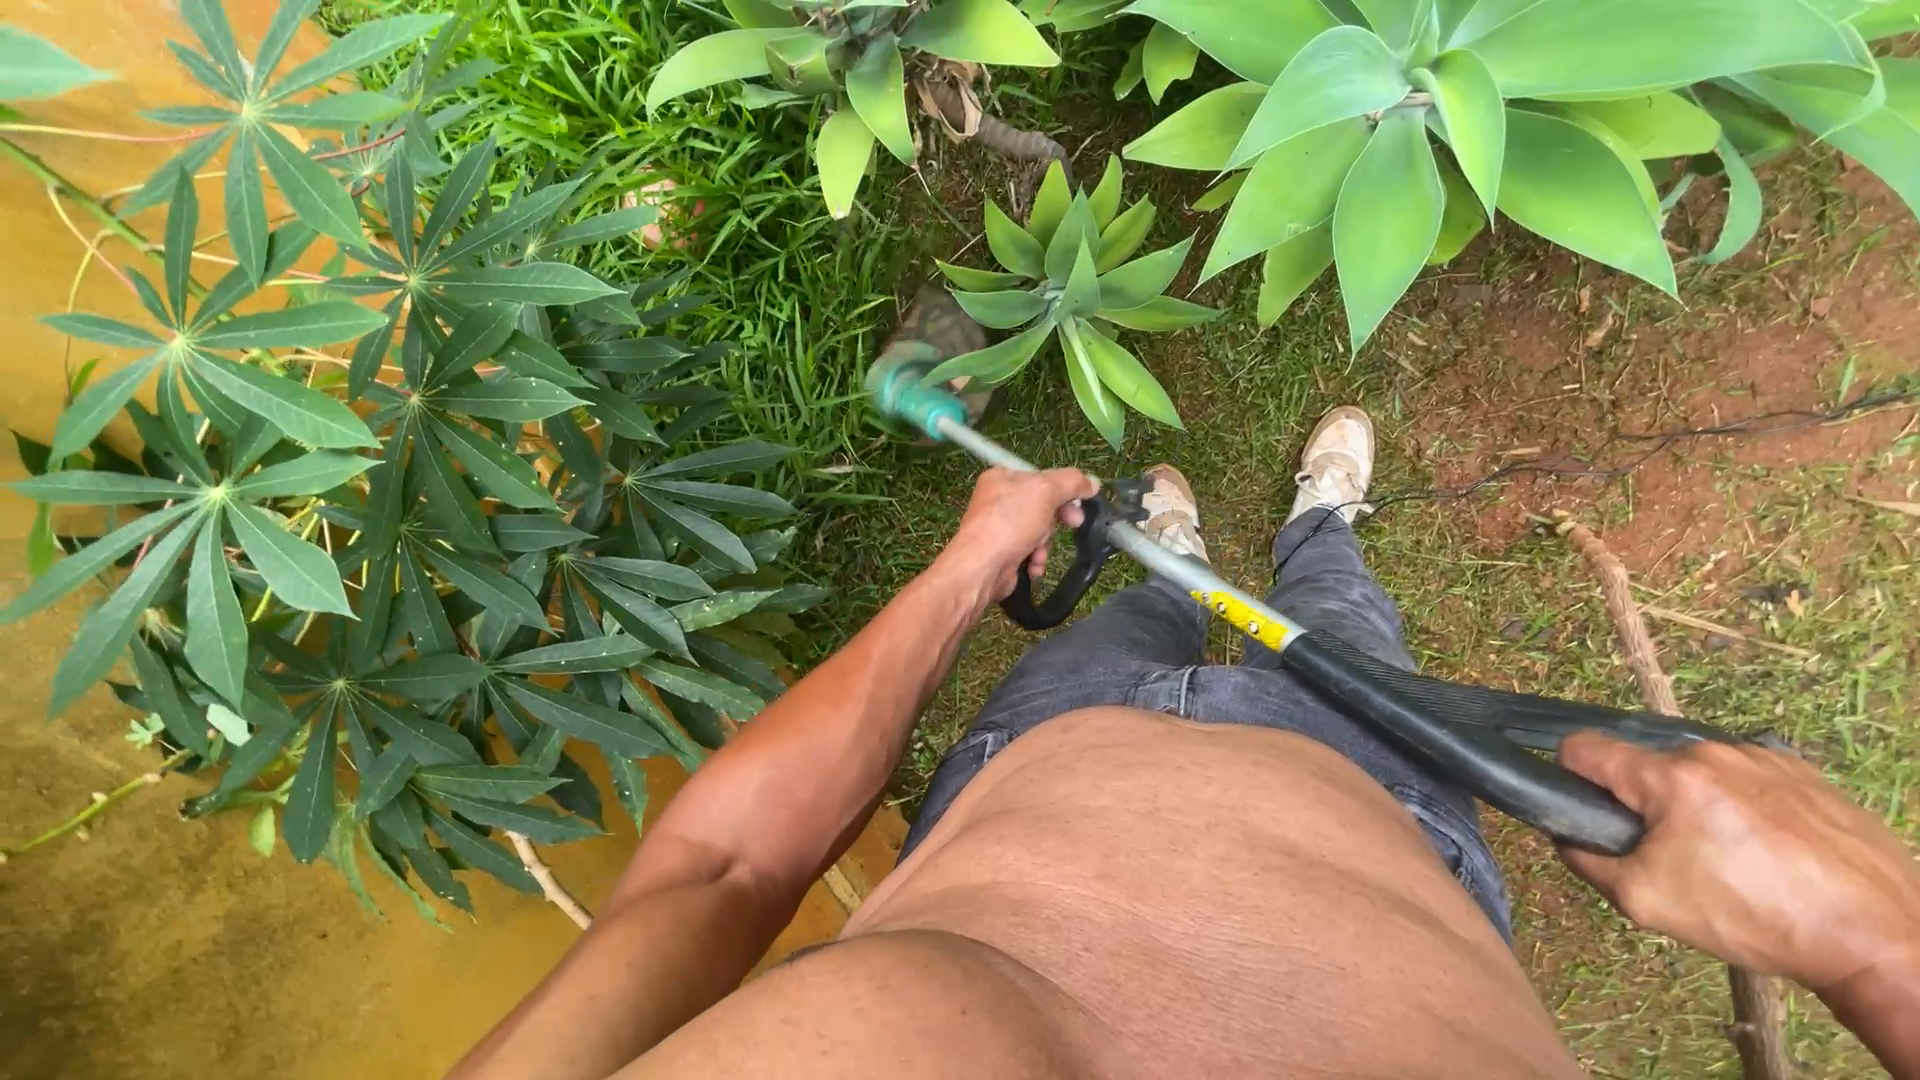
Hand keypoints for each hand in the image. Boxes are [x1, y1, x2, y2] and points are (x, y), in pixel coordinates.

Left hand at [938, 467, 1098, 603]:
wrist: (983, 567)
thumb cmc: (1010, 522)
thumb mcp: (1046, 491)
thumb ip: (1072, 482)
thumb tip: (1091, 482)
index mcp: (1002, 477)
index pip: (1041, 476)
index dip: (1063, 488)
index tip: (1079, 501)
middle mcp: (997, 500)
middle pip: (1041, 505)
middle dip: (1056, 519)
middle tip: (1073, 523)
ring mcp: (997, 527)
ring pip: (1037, 531)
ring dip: (1045, 543)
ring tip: (1038, 550)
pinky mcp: (1000, 552)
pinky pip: (1027, 551)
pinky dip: (1034, 558)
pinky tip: (1032, 564)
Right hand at [1557, 732, 1919, 991]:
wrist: (1887, 943)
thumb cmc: (1755, 919)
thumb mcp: (1643, 901)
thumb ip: (1584, 860)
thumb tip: (1568, 836)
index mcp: (1668, 775)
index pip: (1581, 747)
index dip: (1571, 778)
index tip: (1595, 816)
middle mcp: (1712, 752)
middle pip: (1642, 762)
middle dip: (1641, 800)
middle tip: (1669, 851)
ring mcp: (1766, 758)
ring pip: (1695, 769)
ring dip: (1692, 800)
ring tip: (1726, 852)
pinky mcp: (1808, 773)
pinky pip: (1745, 777)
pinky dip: (1740, 803)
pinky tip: (1768, 847)